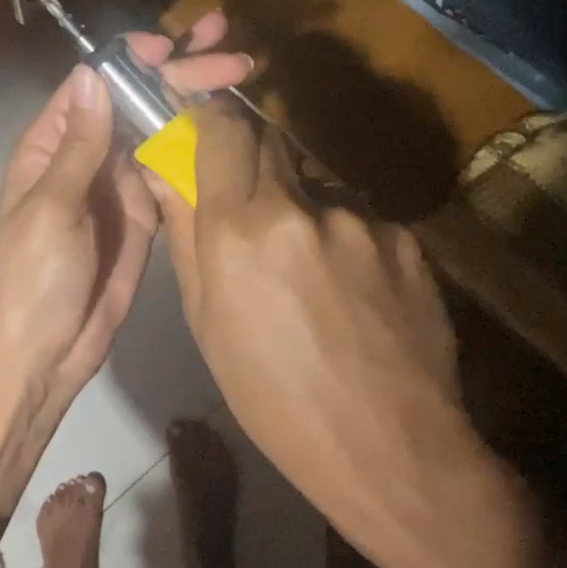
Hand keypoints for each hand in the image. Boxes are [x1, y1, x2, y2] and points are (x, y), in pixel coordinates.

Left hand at [0, 12, 247, 534]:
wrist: (48, 350)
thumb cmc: (35, 275)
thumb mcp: (54, 206)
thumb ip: (79, 144)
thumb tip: (90, 72)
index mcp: (49, 146)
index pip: (91, 86)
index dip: (129, 58)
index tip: (170, 43)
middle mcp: (84, 155)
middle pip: (131, 100)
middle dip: (175, 70)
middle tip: (227, 45)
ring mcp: (117, 184)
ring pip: (157, 129)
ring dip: (193, 99)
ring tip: (240, 69)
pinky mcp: (145, 213)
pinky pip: (172, 169)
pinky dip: (199, 146)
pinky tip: (233, 123)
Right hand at [147, 100, 545, 567]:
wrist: (391, 451)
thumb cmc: (270, 395)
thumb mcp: (205, 319)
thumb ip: (184, 232)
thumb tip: (159, 171)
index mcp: (241, 225)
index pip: (224, 125)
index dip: (209, 116)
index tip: (199, 126)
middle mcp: (302, 206)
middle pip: (269, 140)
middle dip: (249, 158)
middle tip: (244, 206)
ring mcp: (363, 220)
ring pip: (314, 184)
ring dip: (298, 206)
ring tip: (305, 272)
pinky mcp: (407, 240)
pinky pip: (358, 220)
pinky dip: (341, 239)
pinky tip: (348, 294)